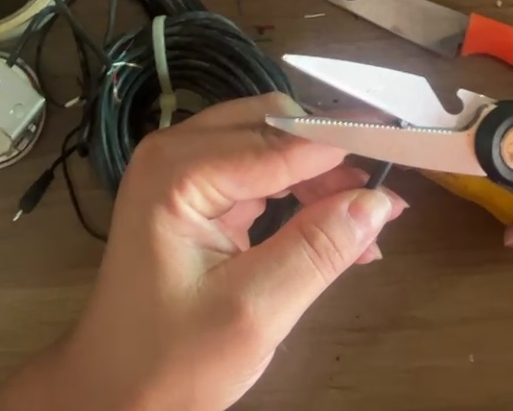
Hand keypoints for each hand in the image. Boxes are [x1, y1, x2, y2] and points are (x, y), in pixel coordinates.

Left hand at [0, 94, 406, 410]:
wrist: (111, 389)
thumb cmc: (172, 358)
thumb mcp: (254, 311)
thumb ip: (316, 249)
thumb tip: (376, 201)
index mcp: (177, 168)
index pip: (276, 142)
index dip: (340, 144)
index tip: (400, 146)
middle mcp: (174, 151)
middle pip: (269, 127)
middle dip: (328, 156)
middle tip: (384, 196)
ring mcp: (179, 169)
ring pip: (266, 146)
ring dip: (317, 176)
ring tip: (371, 220)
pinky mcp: (190, 192)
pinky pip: (254, 173)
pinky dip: (295, 193)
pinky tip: (335, 228)